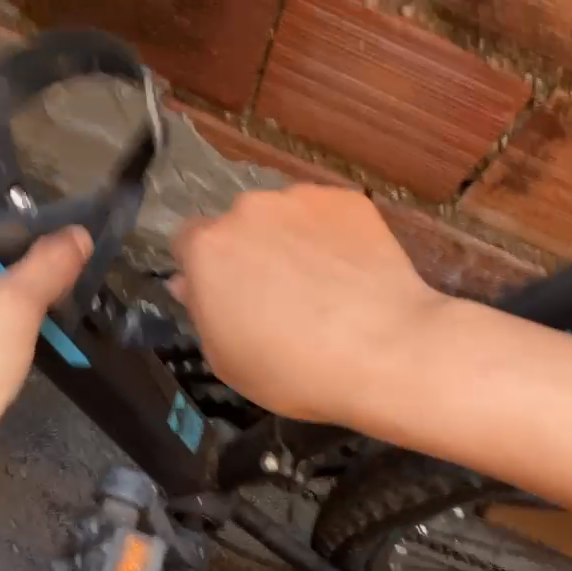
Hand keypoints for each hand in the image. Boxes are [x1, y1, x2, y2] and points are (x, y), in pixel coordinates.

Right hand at [172, 187, 452, 427]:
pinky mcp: (349, 200)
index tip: (223, 300)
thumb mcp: (226, 361)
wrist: (385, 351)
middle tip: (274, 301)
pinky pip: (325, 218)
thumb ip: (201, 313)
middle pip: (236, 228)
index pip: (186, 244)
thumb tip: (190, 283)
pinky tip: (348, 278)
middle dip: (247, 256)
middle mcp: (247, 209)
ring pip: (282, 219)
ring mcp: (302, 199)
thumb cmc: (293, 370)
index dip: (203, 273)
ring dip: (288, 244)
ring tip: (319, 290)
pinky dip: (329, 240)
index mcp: (207, 249)